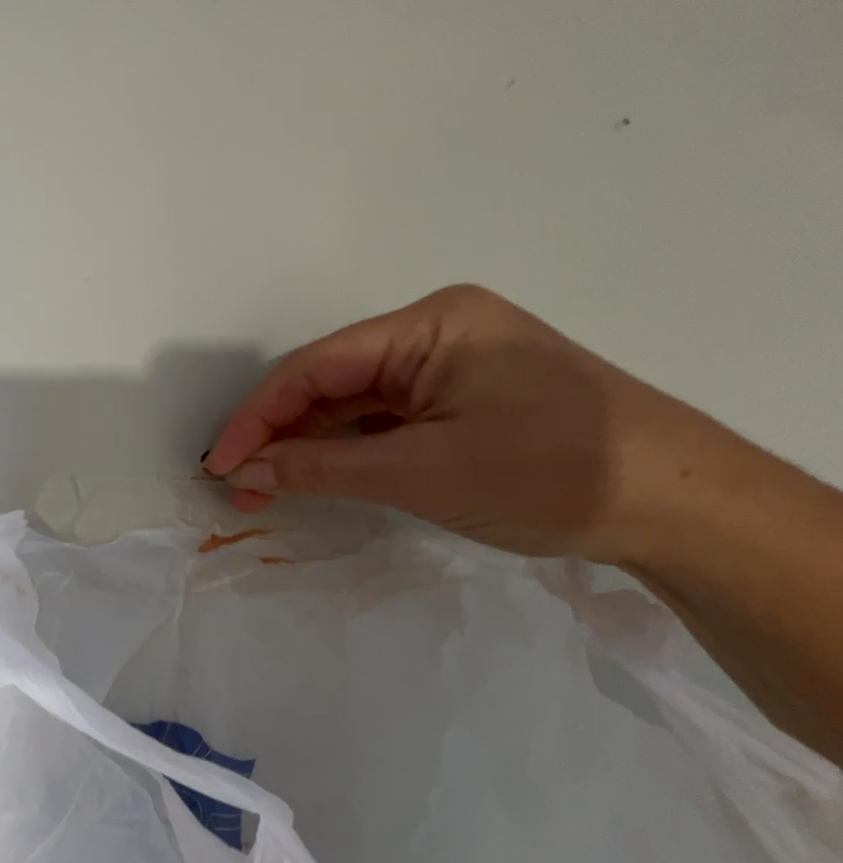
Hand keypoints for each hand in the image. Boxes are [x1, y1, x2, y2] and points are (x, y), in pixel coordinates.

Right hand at [203, 285, 731, 562]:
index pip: (314, 367)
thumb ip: (318, 468)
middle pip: (329, 380)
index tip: (217, 466)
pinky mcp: (465, 398)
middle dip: (278, 434)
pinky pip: (384, 418)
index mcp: (431, 324)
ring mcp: (453, 365)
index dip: (256, 418)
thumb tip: (242, 473)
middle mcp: (438, 332)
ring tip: (265, 490)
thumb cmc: (546, 473)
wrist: (678, 503)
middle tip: (237, 487)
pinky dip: (346, 449)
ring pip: (353, 402)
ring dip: (307, 446)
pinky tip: (316, 477)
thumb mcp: (417, 472)